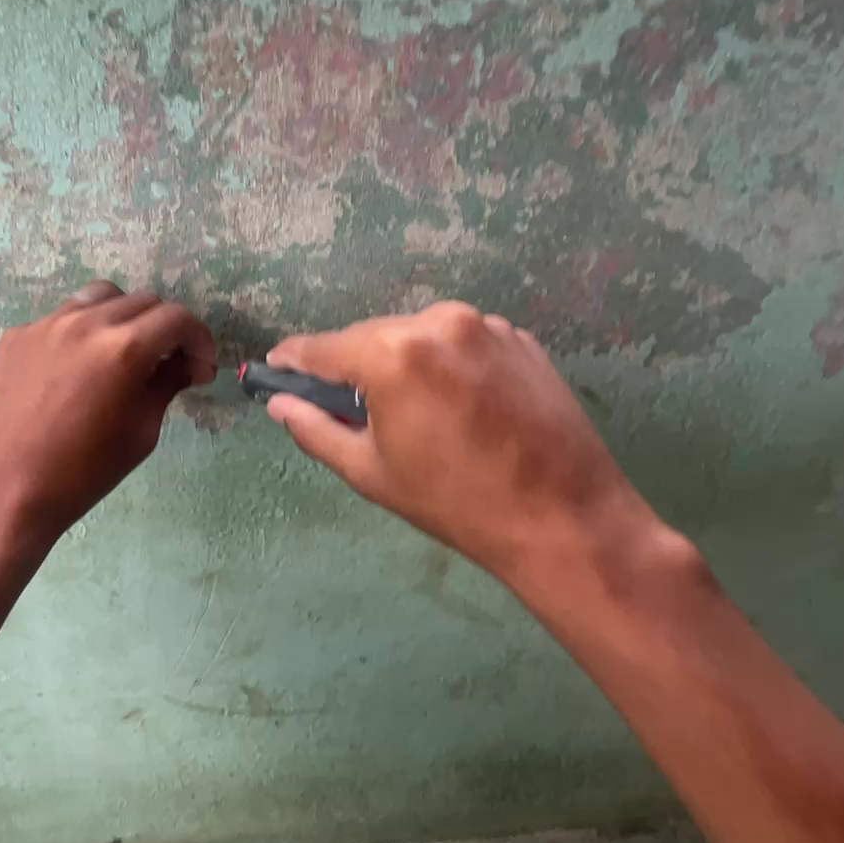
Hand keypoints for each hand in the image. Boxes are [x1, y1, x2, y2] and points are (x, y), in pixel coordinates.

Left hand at [0, 281, 215, 543]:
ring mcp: (46, 324)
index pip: (177, 318)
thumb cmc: (81, 474)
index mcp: (124, 347)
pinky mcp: (16, 336)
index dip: (198, 340)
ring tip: (122, 353)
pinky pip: (61, 319)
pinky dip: (82, 333)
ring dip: (123, 318)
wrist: (2, 491)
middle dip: (164, 328)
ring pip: (99, 298)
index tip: (200, 367)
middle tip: (167, 363)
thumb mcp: (140, 434)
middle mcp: (86, 322)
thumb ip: (165, 385)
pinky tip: (75, 370)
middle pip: (142, 301)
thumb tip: (185, 364)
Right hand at [266, 302, 638, 577]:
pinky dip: (442, 363)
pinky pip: (457, 341)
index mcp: (392, 354)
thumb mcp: (369, 472)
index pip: (320, 348)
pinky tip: (454, 403)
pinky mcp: (518, 337)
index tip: (276, 372)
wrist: (567, 520)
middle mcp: (436, 322)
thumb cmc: (455, 502)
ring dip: (397, 362)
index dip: (292, 361)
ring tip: (408, 410)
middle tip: (344, 405)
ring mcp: (483, 325)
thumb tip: (278, 404)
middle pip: (368, 337)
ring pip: (414, 335)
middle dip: (348, 366)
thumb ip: (314, 429)